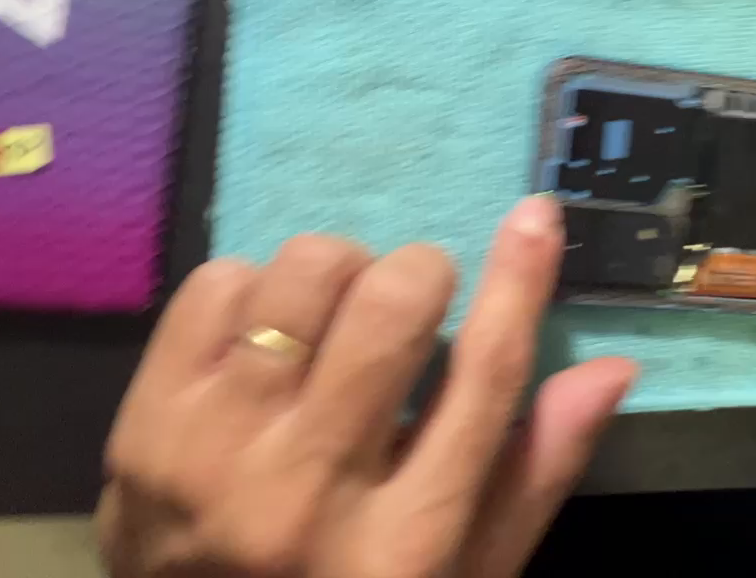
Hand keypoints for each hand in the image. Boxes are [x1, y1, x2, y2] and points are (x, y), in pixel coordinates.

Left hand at [96, 196, 635, 577]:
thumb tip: (613, 367)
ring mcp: (212, 458)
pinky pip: (221, 280)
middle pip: (390, 305)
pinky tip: (262, 345)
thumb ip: (536, 470)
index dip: (519, 281)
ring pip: (304, 272)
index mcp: (405, 546)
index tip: (536, 213)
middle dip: (419, 274)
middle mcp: (306, 497)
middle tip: (409, 304)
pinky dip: (257, 290)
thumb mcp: (462, 572)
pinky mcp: (141, 425)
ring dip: (338, 274)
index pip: (484, 380)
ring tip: (332, 326)